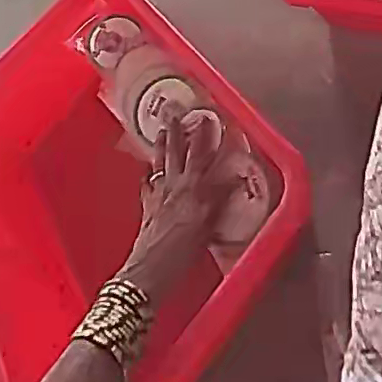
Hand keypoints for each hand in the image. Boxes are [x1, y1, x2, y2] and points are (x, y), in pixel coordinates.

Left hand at [118, 109, 227, 300]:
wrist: (151, 270)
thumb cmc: (184, 249)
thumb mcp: (209, 222)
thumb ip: (220, 198)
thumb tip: (233, 178)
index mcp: (193, 187)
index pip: (201, 154)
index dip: (204, 135)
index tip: (208, 116)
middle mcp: (175, 185)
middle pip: (177, 151)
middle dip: (178, 130)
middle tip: (175, 111)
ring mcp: (158, 194)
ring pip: (161, 161)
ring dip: (162, 144)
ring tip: (163, 129)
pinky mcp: (148, 207)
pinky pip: (148, 184)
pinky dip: (149, 175)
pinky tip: (148, 172)